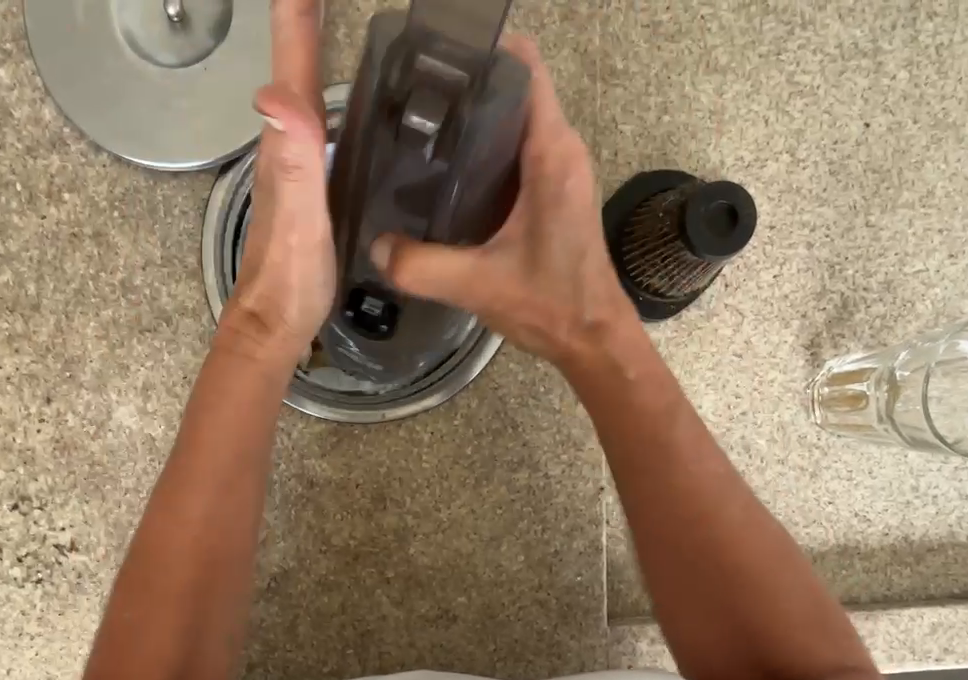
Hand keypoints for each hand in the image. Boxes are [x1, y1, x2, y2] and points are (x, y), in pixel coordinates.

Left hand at [216, 0, 333, 363]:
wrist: (274, 328)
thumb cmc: (290, 281)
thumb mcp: (300, 222)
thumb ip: (296, 162)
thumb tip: (275, 94)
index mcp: (289, 146)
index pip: (294, 64)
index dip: (299, 12)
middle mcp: (289, 148)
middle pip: (296, 66)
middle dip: (305, 17)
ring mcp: (296, 169)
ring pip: (302, 92)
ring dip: (310, 47)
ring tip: (325, 14)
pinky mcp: (309, 190)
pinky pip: (315, 126)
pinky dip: (322, 94)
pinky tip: (338, 100)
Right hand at [367, 36, 641, 370]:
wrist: (592, 338)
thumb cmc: (550, 304)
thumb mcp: (477, 285)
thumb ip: (421, 266)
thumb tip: (376, 246)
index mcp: (550, 154)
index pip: (523, 69)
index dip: (483, 53)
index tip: (436, 61)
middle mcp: (560, 151)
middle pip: (513, 91)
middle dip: (466, 89)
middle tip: (412, 105)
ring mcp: (559, 173)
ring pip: (513, 125)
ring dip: (473, 125)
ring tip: (421, 137)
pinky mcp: (553, 196)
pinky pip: (515, 155)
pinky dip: (483, 156)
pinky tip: (447, 180)